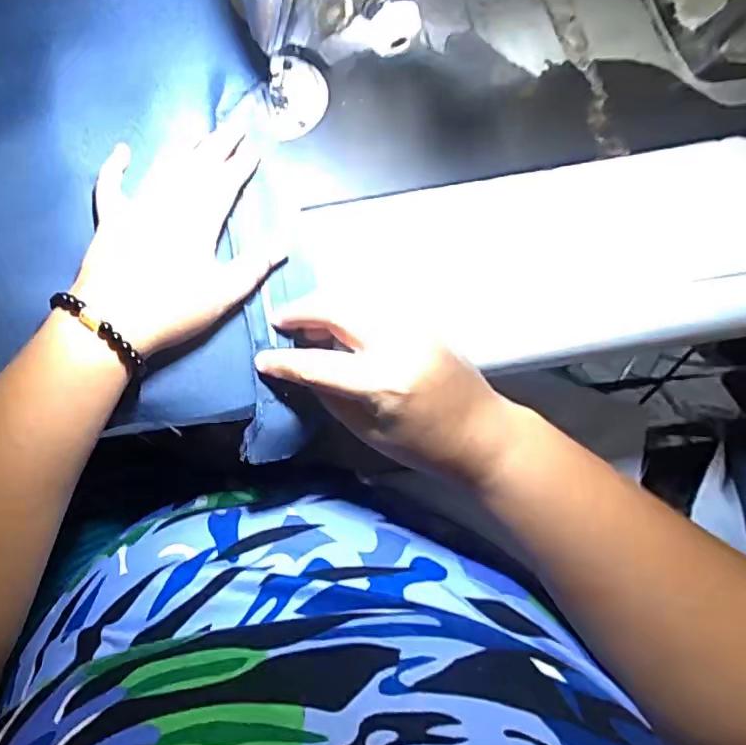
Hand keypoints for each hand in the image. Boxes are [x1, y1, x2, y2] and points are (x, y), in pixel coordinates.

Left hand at [68, 101, 284, 356]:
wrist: (111, 320)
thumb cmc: (172, 308)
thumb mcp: (222, 295)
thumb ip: (254, 268)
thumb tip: (282, 247)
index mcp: (202, 217)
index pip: (228, 180)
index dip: (244, 162)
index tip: (256, 146)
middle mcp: (171, 201)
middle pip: (200, 163)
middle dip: (221, 142)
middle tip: (236, 122)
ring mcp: (137, 205)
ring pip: (163, 165)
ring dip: (182, 146)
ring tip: (198, 131)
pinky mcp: (110, 217)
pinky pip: (110, 185)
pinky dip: (115, 167)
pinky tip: (122, 151)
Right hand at [254, 296, 524, 484]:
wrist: (483, 435)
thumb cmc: (423, 446)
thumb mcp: (367, 431)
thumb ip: (330, 395)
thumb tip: (301, 369)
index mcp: (383, 383)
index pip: (319, 364)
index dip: (285, 361)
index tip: (262, 357)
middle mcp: (398, 345)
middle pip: (337, 310)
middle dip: (302, 311)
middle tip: (279, 321)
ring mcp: (414, 327)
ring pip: (356, 298)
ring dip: (325, 305)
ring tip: (305, 322)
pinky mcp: (422, 321)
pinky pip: (375, 304)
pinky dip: (349, 307)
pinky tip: (337, 323)